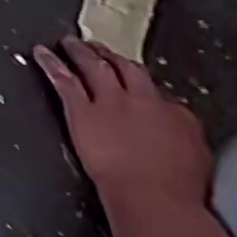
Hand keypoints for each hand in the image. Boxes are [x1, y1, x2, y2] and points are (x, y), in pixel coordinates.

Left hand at [33, 37, 210, 210]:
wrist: (152, 195)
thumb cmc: (177, 187)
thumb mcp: (195, 156)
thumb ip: (181, 135)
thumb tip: (174, 129)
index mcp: (177, 115)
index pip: (158, 93)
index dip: (140, 86)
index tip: (130, 81)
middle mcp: (145, 101)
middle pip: (127, 70)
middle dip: (112, 57)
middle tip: (98, 48)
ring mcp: (111, 103)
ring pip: (95, 67)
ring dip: (81, 52)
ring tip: (70, 42)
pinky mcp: (83, 110)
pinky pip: (64, 80)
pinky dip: (51, 64)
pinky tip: (40, 53)